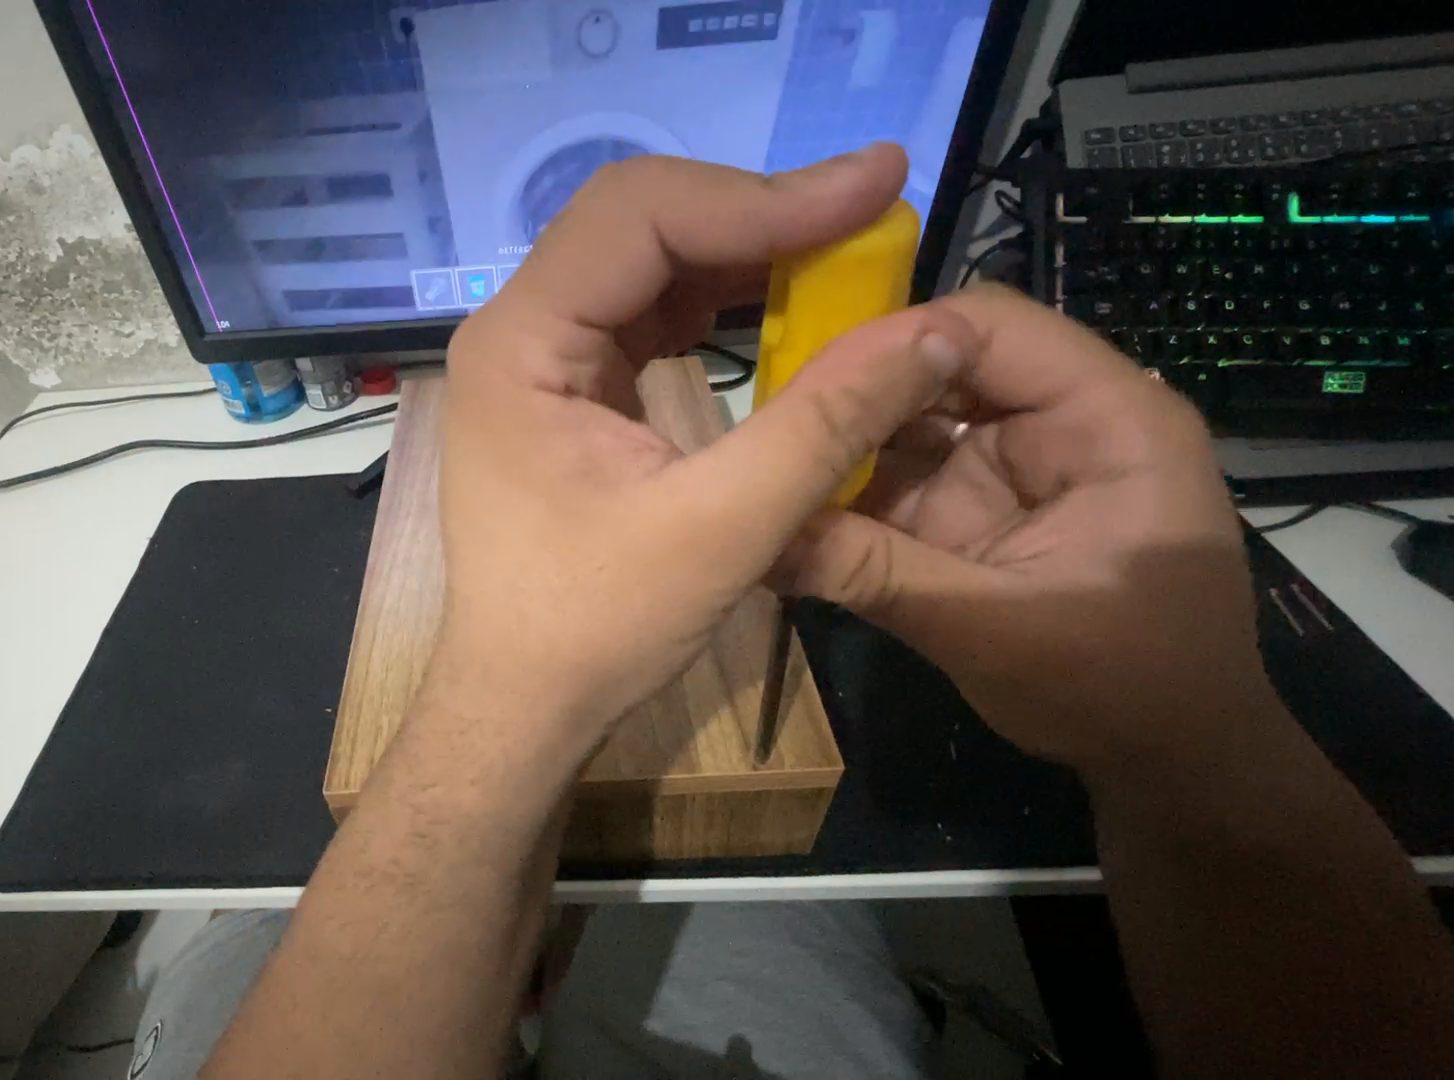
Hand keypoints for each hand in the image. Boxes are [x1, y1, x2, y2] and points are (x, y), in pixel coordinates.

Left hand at [430, 146, 979, 762]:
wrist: (521, 698)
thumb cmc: (595, 629)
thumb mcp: (722, 529)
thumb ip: (828, 422)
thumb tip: (938, 330)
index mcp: (521, 344)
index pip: (639, 215)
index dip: (764, 195)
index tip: (878, 186)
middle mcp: (515, 333)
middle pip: (637, 227)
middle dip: (755, 219)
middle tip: (870, 219)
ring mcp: (533, 362)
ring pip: (642, 268)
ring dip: (740, 260)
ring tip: (840, 258)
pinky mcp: (560, 395)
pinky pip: (638, 321)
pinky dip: (710, 310)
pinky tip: (772, 311)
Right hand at [776, 286, 1257, 768]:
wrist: (1158, 758)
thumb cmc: (1118, 689)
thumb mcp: (990, 629)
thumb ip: (874, 573)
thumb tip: (754, 538)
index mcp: (1103, 420)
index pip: (993, 327)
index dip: (901, 341)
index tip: (812, 390)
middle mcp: (1050, 424)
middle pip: (937, 366)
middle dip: (854, 396)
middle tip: (773, 431)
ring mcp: (1002, 466)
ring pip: (904, 420)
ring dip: (840, 444)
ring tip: (768, 467)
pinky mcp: (966, 508)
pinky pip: (892, 477)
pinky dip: (844, 492)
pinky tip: (793, 508)